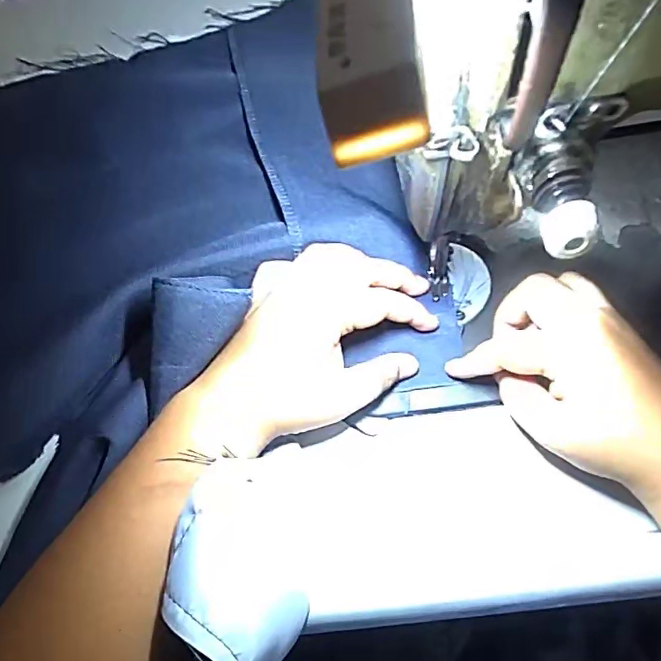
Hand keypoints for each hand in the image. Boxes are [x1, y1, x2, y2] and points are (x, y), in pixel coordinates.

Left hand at [182, 243, 436, 455]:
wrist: (233, 405)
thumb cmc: (283, 401)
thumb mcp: (343, 395)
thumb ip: (380, 375)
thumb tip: (406, 363)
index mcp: (327, 310)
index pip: (381, 300)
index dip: (410, 311)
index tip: (427, 323)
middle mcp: (305, 289)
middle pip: (359, 267)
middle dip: (393, 275)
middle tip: (417, 287)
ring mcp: (284, 289)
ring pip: (328, 256)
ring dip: (359, 260)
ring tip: (379, 273)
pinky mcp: (269, 297)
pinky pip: (298, 264)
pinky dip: (321, 262)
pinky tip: (326, 271)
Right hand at [444, 272, 660, 499]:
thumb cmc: (612, 443)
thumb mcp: (551, 431)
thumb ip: (518, 397)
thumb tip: (508, 378)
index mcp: (569, 342)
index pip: (509, 344)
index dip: (478, 359)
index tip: (457, 369)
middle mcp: (589, 317)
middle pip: (534, 290)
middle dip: (508, 317)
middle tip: (504, 353)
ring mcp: (610, 318)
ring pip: (562, 286)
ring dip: (536, 307)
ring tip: (530, 343)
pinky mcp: (623, 327)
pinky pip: (583, 297)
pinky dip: (559, 310)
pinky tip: (557, 346)